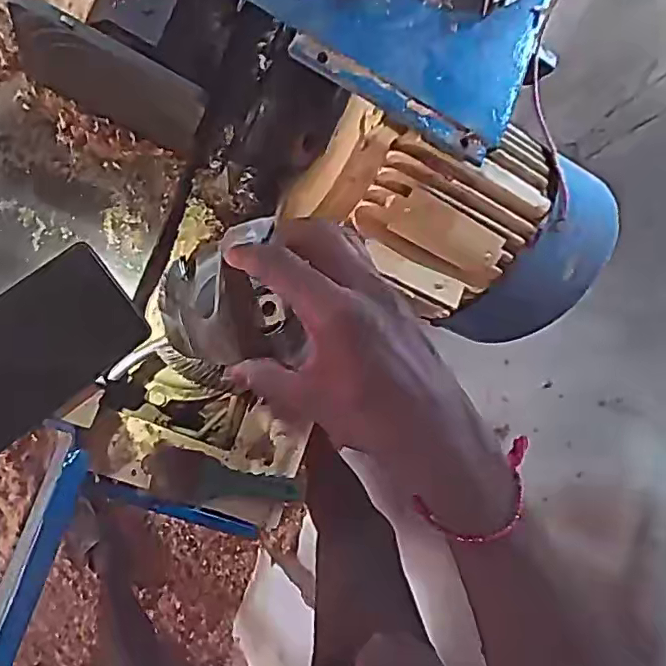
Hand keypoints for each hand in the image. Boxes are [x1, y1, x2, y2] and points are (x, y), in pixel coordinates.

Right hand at [225, 220, 514, 528]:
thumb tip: (237, 371)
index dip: (252, 255)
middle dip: (287, 233)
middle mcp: (364, 290)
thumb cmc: (371, 419)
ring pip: (349, 244)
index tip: (232, 252)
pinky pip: (366, 265)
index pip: (285, 265)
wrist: (434, 432)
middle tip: (264, 248)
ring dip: (317, 242)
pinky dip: (340, 262)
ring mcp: (388, 294)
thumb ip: (269, 379)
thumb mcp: (311, 401)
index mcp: (335, 311)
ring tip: (294, 262)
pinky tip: (329, 294)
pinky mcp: (402, 305)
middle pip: (322, 234)